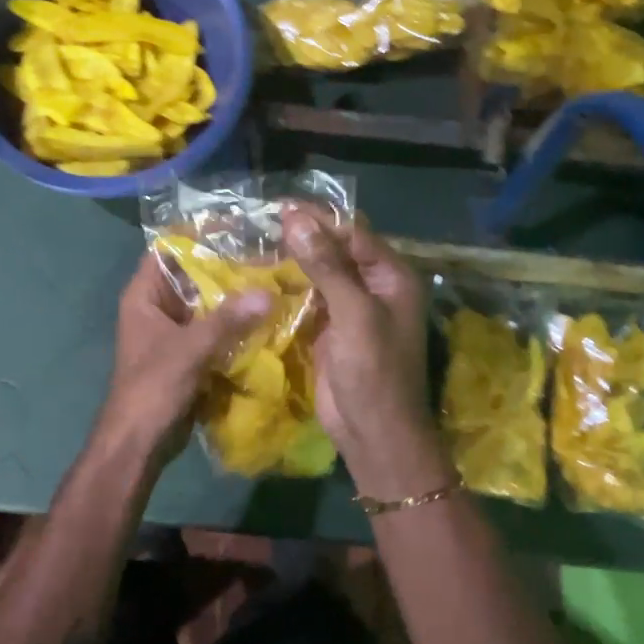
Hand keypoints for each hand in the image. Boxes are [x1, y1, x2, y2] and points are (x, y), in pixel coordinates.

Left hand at [96, 251, 269, 467]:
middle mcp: (157, 307)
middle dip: (226, 268)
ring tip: (274, 282)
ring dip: (234, 299)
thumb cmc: (153, 387)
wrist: (139, 443)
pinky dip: (235, 326)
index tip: (234, 226)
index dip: (197, 235)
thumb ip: (228, 320)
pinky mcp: (188, 355)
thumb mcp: (190, 349)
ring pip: (206, 304)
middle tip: (266, 255)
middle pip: (192, 276)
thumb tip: (267, 292)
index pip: (168, 249)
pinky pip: (214, 331)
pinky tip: (267, 320)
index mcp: (144, 295)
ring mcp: (173, 332)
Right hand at [282, 205, 455, 500]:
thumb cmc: (374, 373)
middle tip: (258, 222)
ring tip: (252, 244)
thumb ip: (326, 265)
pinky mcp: (328, 329)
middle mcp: (373, 286)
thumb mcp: (354, 314)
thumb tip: (295, 218)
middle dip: (300, 236)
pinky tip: (257, 278)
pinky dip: (285, 287)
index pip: (352, 233)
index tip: (278, 207)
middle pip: (334, 249)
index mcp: (391, 277)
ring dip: (289, 260)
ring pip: (317, 272)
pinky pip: (306, 298)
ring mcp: (350, 309)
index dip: (317, 218)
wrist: (375, 436)